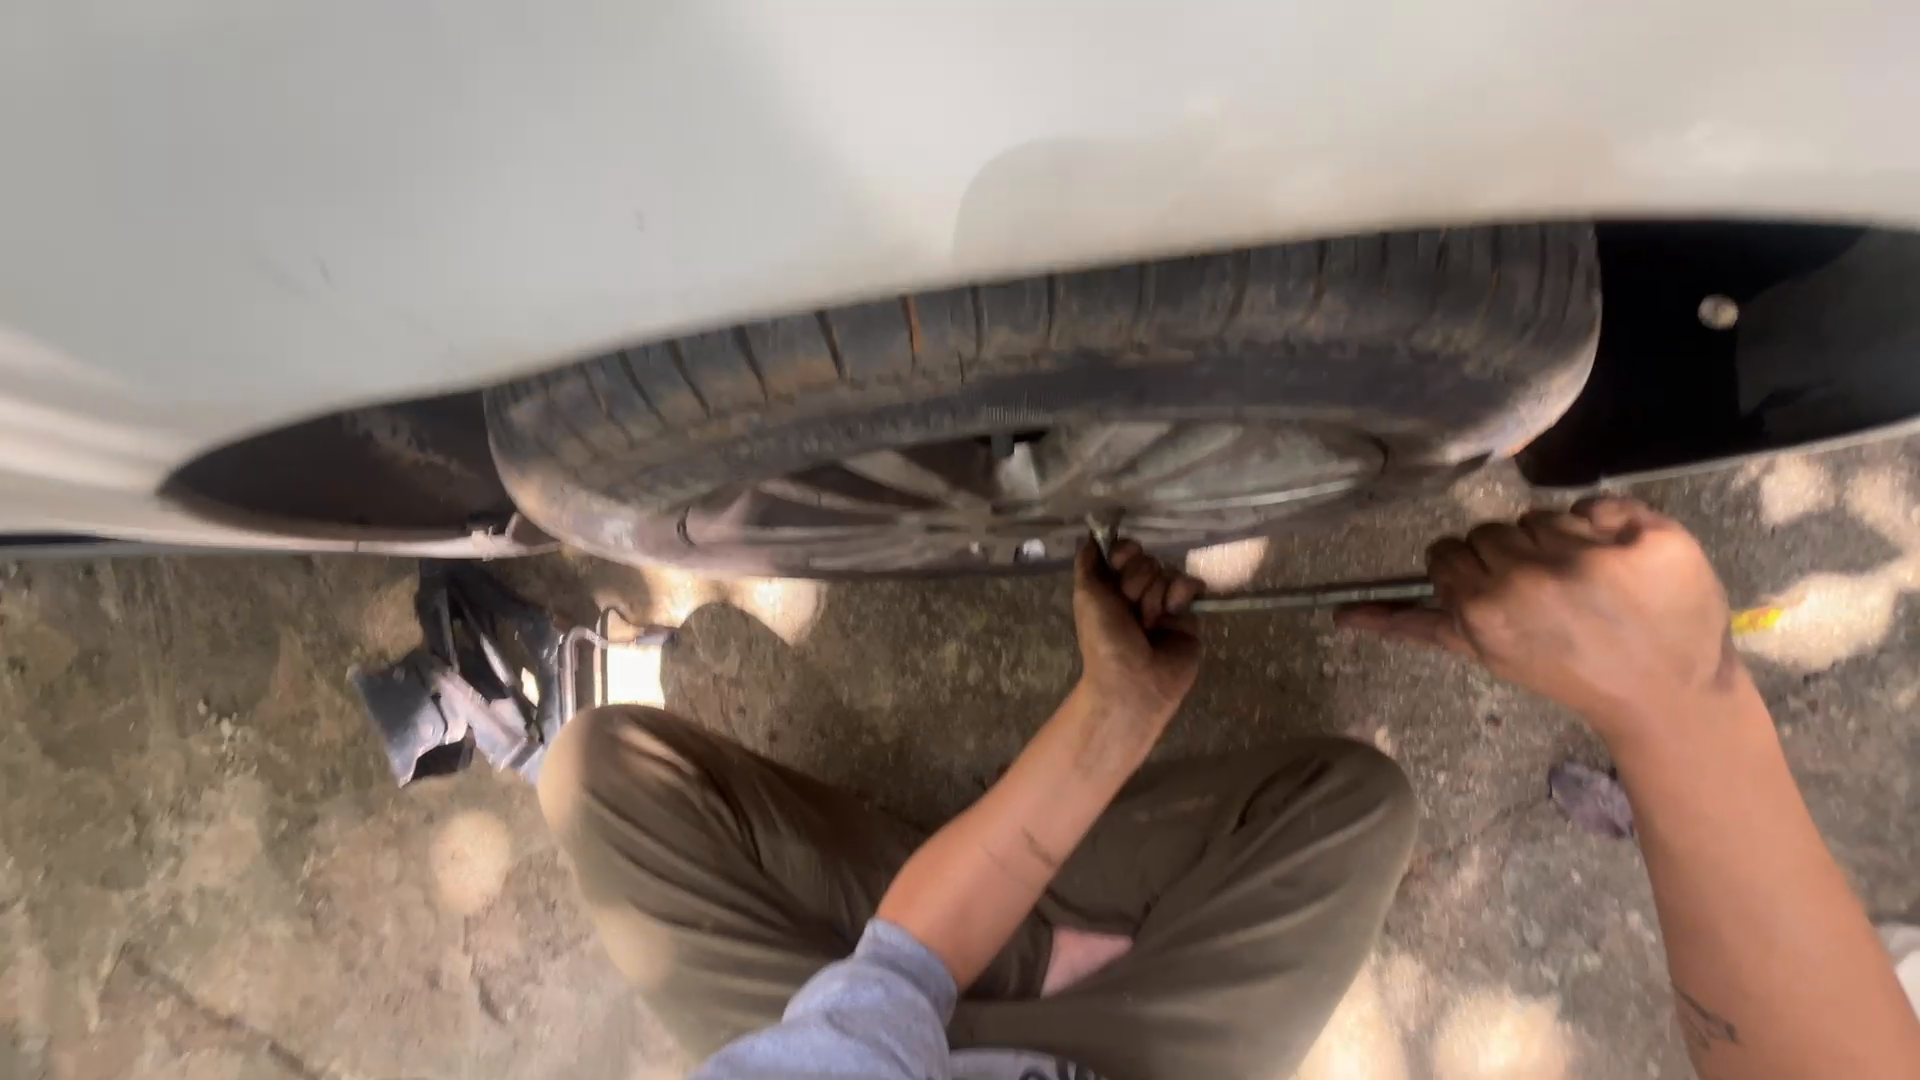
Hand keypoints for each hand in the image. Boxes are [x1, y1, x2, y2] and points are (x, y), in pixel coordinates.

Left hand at [1071, 539, 1202, 727]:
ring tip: (1149, 625)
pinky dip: (1182, 594)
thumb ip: (1088, 563)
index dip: (1123, 554)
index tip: (1118, 566)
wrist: (1134, 683)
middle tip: (1130, 611)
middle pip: (1146, 561)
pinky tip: (1173, 612)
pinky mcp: (1188, 615)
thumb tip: (1090, 535)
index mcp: (1111, 587)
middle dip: (1136, 584)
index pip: (1124, 550)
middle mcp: (1137, 592)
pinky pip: (1190, 585)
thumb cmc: (1105, 640)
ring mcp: (1164, 603)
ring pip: (1167, 572)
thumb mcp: (1086, 596)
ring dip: (1155, 597)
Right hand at [1335, 498, 1743, 740]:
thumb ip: (1408, 626)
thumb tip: (1338, 616)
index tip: (1494, 593)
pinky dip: (1604, 524)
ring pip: (1539, 516)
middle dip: (1508, 556)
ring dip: (1555, 541)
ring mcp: (1594, 554)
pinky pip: (1597, 503)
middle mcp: (1531, 576)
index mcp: (1484, 606)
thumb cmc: (1561, 673)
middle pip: (1488, 531)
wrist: (1666, 692)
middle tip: (1543, 592)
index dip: (1466, 572)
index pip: (1446, 552)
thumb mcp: (1480, 652)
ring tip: (1583, 578)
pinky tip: (1616, 558)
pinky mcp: (1650, 536)